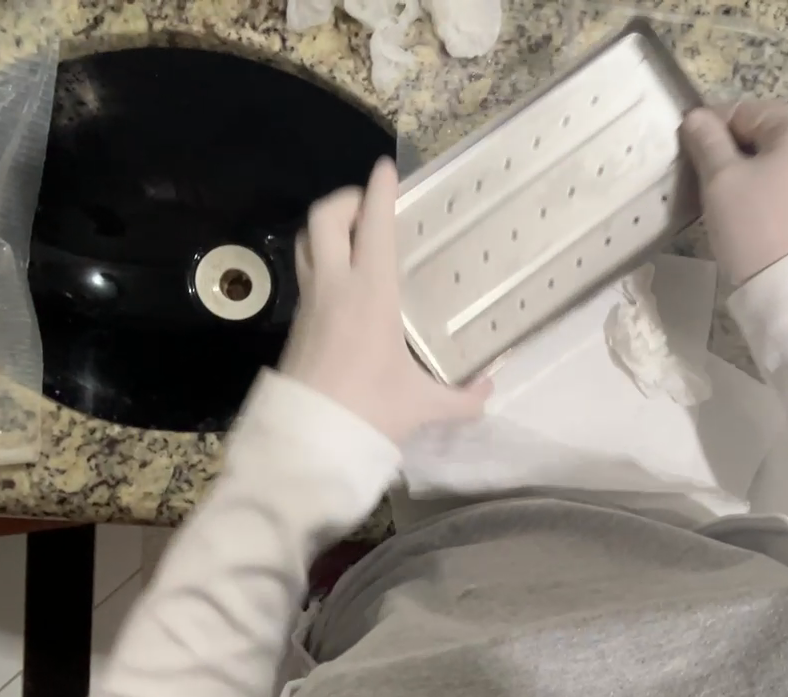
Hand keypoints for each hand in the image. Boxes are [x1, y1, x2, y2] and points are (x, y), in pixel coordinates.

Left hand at [279, 158, 490, 444]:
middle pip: (326, 217)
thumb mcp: (423, 406)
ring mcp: (311, 303)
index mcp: (371, 294)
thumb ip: (461, 399)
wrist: (312, 438)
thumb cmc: (371, 411)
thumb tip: (489, 392)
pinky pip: (306, 273)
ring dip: (327, 228)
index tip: (385, 167)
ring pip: (307, 242)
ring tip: (352, 237)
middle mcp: (336, 286)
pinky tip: (343, 284)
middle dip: (346, 200)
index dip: (379, 192)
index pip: (374, 227)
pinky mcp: (298, 323)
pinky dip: (322, 260)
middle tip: (369, 208)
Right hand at [679, 103, 787, 286]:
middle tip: (698, 175)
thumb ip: (706, 142)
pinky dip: (759, 189)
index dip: (711, 124)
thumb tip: (695, 117)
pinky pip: (783, 184)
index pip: (746, 111)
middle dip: (728, 150)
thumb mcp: (721, 180)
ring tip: (717, 195)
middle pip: (762, 135)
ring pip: (772, 161)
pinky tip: (741, 210)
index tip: (685, 145)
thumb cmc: (753, 225)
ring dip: (742, 172)